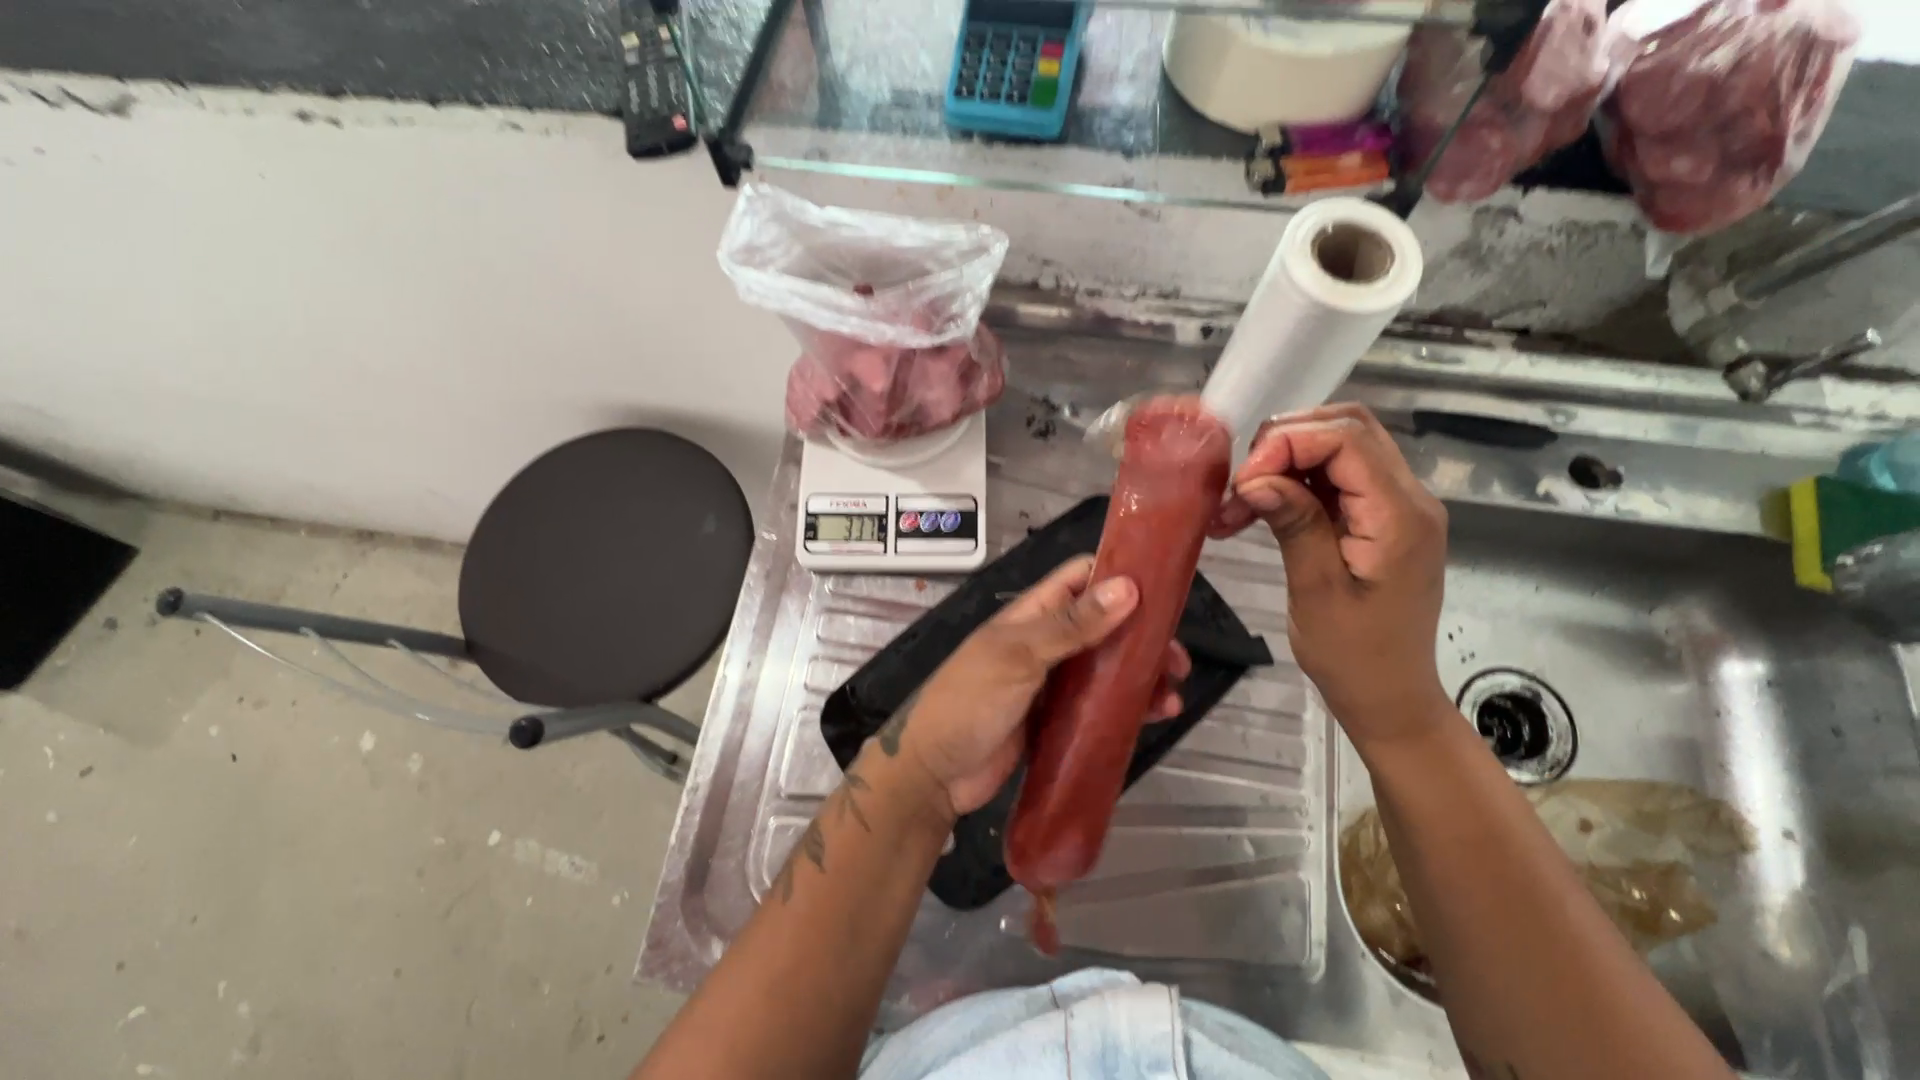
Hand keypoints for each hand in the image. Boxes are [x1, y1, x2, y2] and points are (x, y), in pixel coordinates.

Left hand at [879, 555, 1189, 819]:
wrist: (936, 774)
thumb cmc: (969, 703)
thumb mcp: (1018, 657)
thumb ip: (1071, 625)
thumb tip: (1127, 587)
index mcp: (1030, 616)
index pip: (1079, 579)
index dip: (1118, 575)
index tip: (1163, 588)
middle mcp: (1044, 644)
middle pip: (1104, 627)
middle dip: (1143, 637)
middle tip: (1177, 659)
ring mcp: (1051, 684)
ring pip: (1106, 669)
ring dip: (1141, 676)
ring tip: (1172, 696)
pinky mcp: (1055, 721)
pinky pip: (1099, 707)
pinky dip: (1128, 708)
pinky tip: (1154, 717)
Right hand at [1209, 404, 1450, 748]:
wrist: (1389, 695)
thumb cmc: (1354, 655)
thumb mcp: (1317, 591)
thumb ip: (1295, 523)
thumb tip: (1256, 478)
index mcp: (1400, 515)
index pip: (1347, 439)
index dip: (1288, 443)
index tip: (1243, 481)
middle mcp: (1409, 498)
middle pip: (1348, 428)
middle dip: (1285, 442)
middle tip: (1241, 483)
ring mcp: (1397, 506)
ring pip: (1340, 447)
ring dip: (1286, 461)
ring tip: (1240, 501)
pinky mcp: (1379, 519)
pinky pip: (1338, 477)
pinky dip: (1296, 481)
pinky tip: (1260, 508)